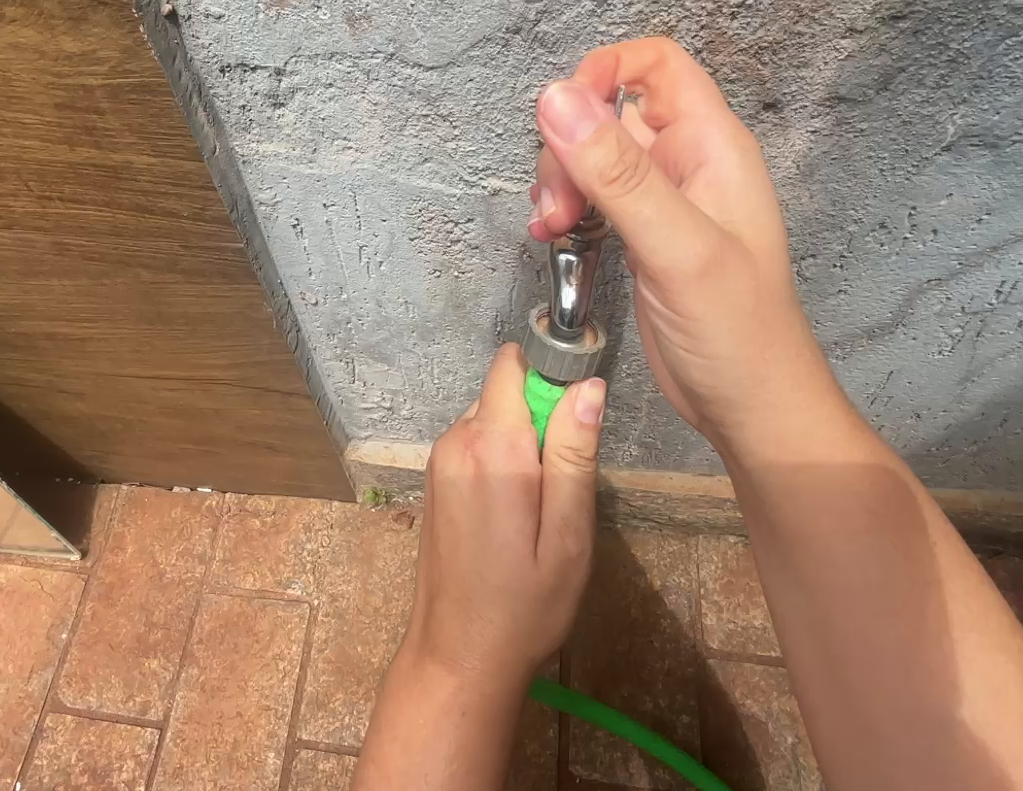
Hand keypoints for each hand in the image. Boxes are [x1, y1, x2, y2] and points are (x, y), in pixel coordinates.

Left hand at [399, 344, 602, 687]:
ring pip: (491, 417)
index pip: (513, 364)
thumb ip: (575, 453)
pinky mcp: (433, 478)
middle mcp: (456, 439)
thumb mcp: (568, 534)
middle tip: (559, 484)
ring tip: (536, 506)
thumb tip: (589, 386)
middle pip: (504, 391)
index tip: (574, 420)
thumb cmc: (524, 605)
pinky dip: (499, 459)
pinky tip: (510, 513)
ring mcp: (438, 459)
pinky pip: (474, 442)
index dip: (549, 376)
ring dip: (520, 442)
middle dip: (539, 418)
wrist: (457, 657)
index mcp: (491, 445)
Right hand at [529, 37, 833, 439]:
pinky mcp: (640, 235)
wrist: (748, 404)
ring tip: (551, 229)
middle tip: (556, 207)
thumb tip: (554, 98)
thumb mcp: (675, 247)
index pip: (655, 65)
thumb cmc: (733, 329)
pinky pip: (592, 199)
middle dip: (569, 148)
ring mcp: (661, 201)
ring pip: (593, 157)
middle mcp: (685, 162)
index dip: (603, 73)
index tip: (561, 121)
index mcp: (710, 145)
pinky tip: (553, 238)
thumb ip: (618, 174)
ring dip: (560, 183)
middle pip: (609, 113)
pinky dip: (566, 211)